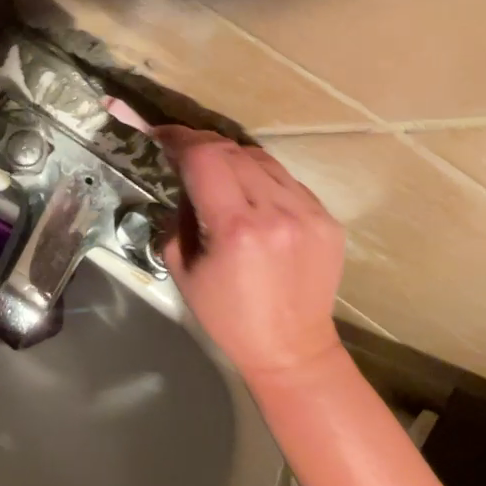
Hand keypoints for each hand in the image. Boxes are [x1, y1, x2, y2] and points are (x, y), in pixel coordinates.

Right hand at [151, 127, 345, 378]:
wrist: (293, 351)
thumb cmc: (227, 316)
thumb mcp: (181, 267)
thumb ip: (179, 216)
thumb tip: (185, 182)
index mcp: (235, 228)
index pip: (204, 157)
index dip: (178, 138)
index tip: (159, 135)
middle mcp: (276, 212)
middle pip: (231, 150)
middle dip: (199, 143)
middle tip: (179, 149)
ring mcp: (308, 214)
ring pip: (260, 158)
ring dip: (229, 155)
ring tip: (213, 168)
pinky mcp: (327, 219)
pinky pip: (284, 179)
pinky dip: (258, 175)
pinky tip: (247, 192)